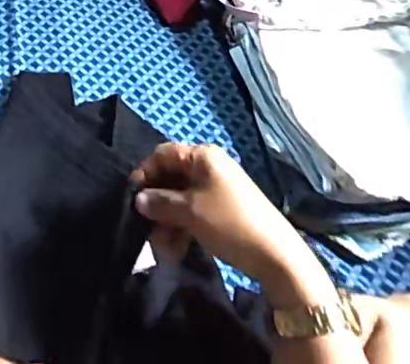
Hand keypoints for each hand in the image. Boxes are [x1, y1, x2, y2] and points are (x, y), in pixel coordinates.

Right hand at [130, 144, 322, 293]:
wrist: (276, 255)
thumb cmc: (229, 223)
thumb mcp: (190, 212)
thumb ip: (161, 202)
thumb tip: (139, 198)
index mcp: (202, 155)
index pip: (163, 154)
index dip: (145, 173)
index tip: (133, 198)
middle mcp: (209, 165)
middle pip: (172, 177)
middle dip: (157, 203)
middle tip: (148, 229)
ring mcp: (218, 187)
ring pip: (181, 197)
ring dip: (168, 220)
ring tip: (164, 247)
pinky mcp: (224, 207)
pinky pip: (195, 210)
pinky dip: (183, 226)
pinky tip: (178, 248)